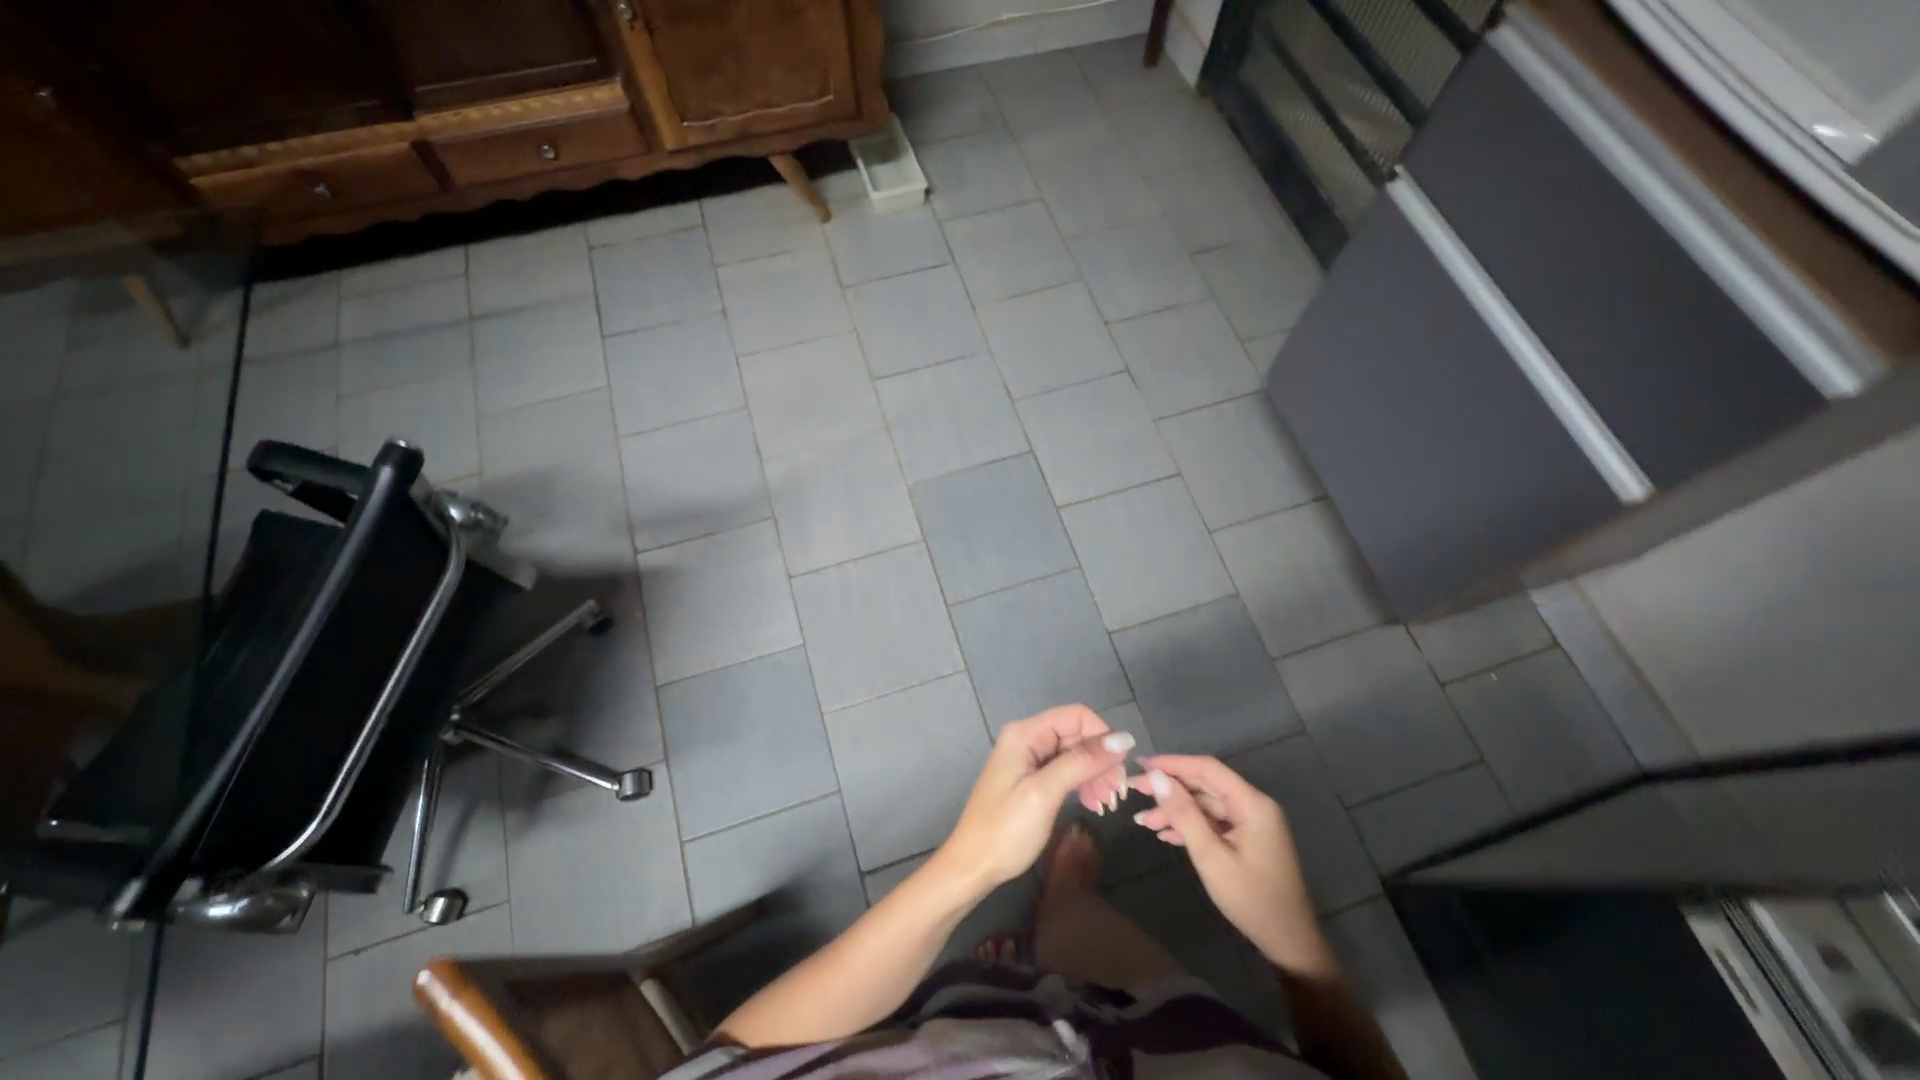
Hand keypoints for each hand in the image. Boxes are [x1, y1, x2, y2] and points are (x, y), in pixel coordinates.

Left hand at [934, 705, 1134, 893]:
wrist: (973, 866)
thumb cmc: (1005, 830)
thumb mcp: (1044, 793)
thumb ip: (1081, 762)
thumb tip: (1123, 738)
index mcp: (1025, 734)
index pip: (1077, 716)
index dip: (1103, 737)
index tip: (1119, 771)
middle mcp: (1027, 739)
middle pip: (1078, 735)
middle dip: (1101, 761)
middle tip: (1116, 795)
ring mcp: (1029, 760)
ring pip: (1076, 754)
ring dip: (1095, 775)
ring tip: (1105, 804)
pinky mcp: (1032, 780)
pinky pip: (1066, 771)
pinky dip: (1084, 784)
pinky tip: (1094, 804)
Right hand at [1131, 755, 1333, 973]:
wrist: (1288, 940)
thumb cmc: (1251, 898)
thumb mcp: (1211, 857)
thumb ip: (1185, 815)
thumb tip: (1157, 778)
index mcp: (1252, 804)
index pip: (1208, 769)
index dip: (1173, 764)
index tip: (1141, 765)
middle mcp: (1253, 806)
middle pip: (1206, 785)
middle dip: (1170, 788)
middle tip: (1135, 791)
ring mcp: (1252, 823)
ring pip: (1207, 805)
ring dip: (1176, 811)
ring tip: (1143, 821)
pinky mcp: (1248, 839)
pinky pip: (1214, 823)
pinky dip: (1190, 826)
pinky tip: (1165, 835)